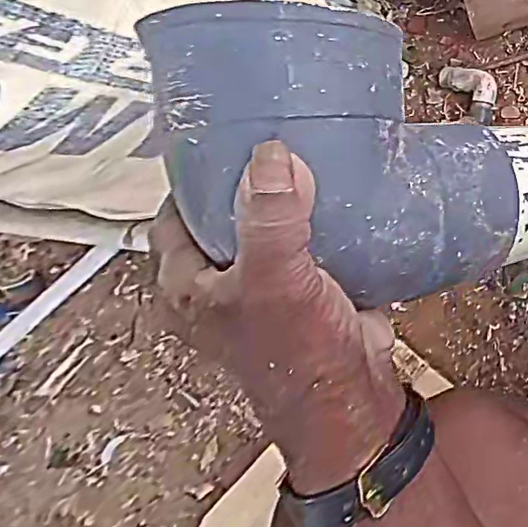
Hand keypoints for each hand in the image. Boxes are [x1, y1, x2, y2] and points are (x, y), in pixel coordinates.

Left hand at [154, 139, 404, 494]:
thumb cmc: (298, 353)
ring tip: (314, 150)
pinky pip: (310, 235)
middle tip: (278, 133)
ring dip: (288, 193)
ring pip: (271, 223)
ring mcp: (269, 281)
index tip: (223, 135)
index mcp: (191, 284)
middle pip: (227, 213)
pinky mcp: (311, 281)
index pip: (175, 215)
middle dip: (248, 178)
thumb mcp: (276, 281)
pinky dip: (321, 213)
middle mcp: (224, 280)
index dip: (192, 176)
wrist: (352, 394)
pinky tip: (344, 190)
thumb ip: (270, 220)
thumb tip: (270, 155)